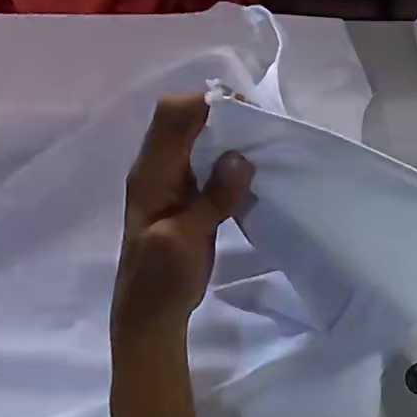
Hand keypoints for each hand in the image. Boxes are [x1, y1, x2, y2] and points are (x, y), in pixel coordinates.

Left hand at [113, 95, 252, 342]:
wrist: (152, 314)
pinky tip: (255, 168)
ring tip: (265, 141)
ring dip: (230, 134)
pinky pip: (211, 165)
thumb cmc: (160, 279)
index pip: (173, 116)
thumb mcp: (183, 240)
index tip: (247, 112)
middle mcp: (160, 170)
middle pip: (186, 120)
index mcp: (151, 174)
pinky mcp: (192, 199)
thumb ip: (211, 199)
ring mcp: (176, 184)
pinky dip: (232, 159)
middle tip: (263, 125)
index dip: (206, 103)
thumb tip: (241, 157)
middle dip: (222, 112)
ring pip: (200, 140)